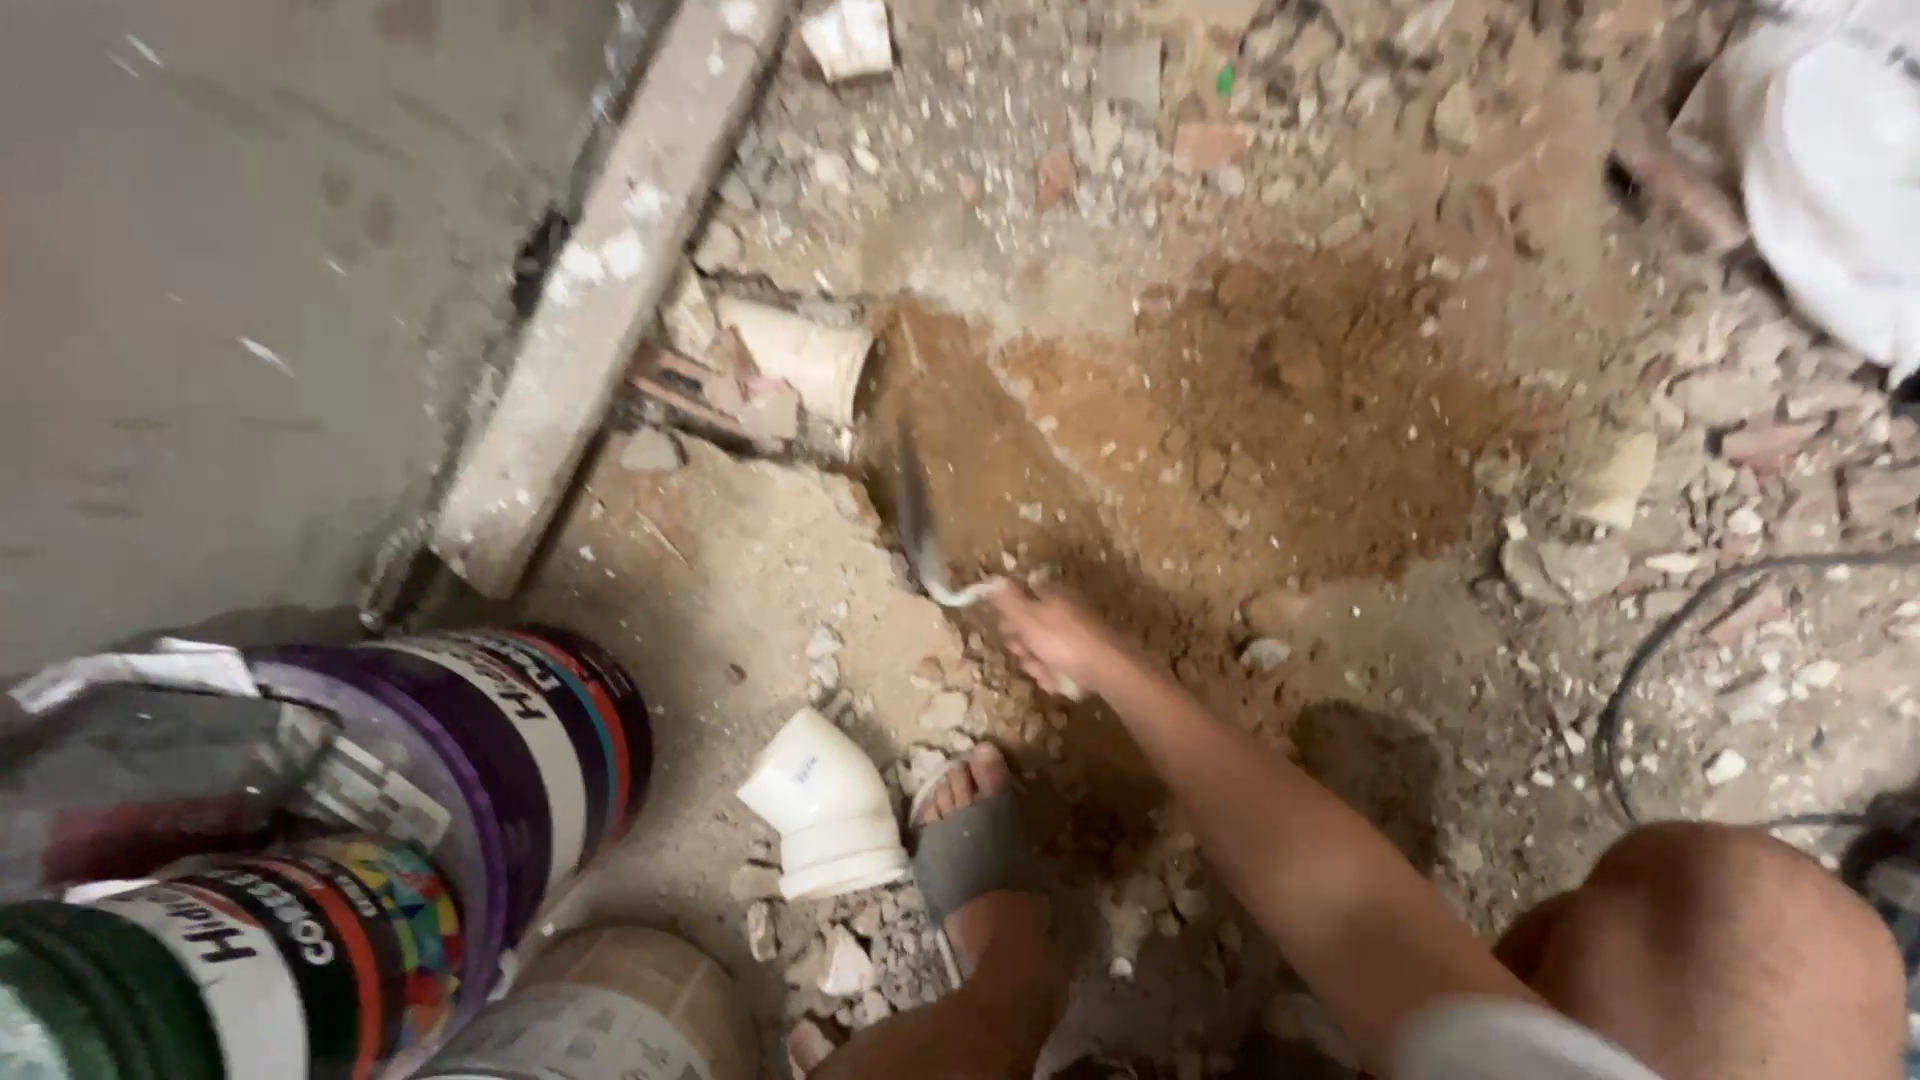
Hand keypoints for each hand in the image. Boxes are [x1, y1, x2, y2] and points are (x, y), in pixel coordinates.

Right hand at [986, 578, 1133, 696]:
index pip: (1023, 598)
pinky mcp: (1085, 657)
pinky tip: (1057, 681)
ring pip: (1043, 650)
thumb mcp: (1028, 617)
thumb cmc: (1062, 640)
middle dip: (1023, 645)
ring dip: (1037, 664)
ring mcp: (1076, 635)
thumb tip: (993, 579)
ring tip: (1045, 671)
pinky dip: (1055, 675)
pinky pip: (1059, 665)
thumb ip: (1008, 599)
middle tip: (1025, 652)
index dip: (1010, 615)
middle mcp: (1065, 611)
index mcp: (1052, 595)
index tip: (1005, 629)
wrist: (1108, 669)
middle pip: (1031, 627)